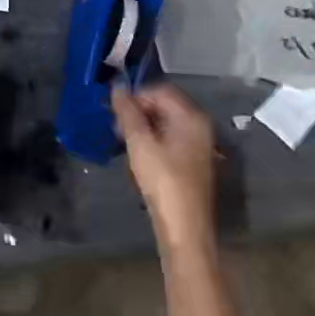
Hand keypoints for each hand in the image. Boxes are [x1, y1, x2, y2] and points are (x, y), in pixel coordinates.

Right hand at [111, 83, 217, 246]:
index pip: (160, 90)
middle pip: (164, 105)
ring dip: (143, 128)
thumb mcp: (140, 143)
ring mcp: (199, 144)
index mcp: (191, 116)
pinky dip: (153, 141)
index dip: (136, 97)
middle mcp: (199, 125)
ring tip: (125, 143)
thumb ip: (127, 112)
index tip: (115, 113)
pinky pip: (170, 139)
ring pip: (166, 123)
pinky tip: (139, 156)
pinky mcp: (193, 160)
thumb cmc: (163, 181)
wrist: (185, 227)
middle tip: (117, 129)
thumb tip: (117, 87)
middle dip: (138, 112)